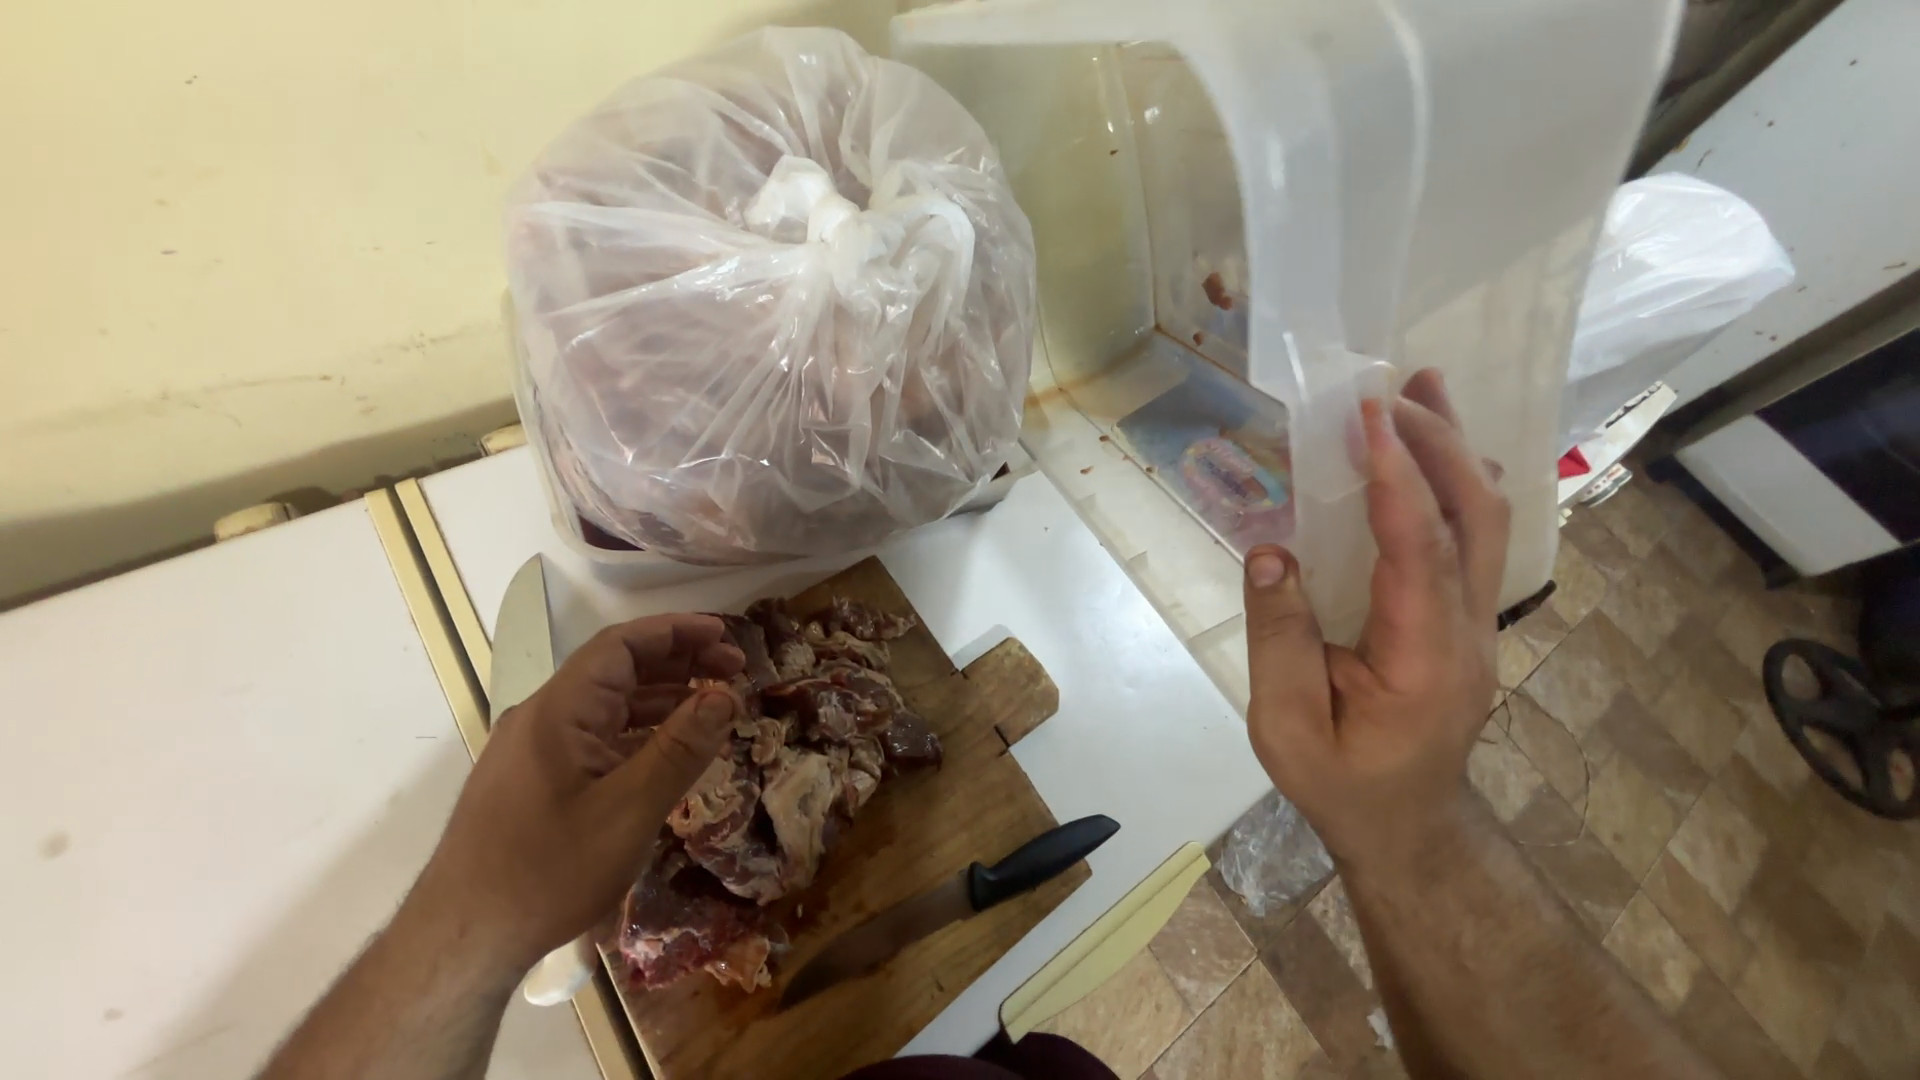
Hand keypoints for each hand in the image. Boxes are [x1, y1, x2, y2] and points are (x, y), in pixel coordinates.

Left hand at [400, 615, 745, 981]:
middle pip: (616, 669)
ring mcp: (535, 751)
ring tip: (714, 704)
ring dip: (663, 697)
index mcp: (559, 711)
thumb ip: (681, 748)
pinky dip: (640, 731)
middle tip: (733, 669)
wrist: (460, 946)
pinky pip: (597, 737)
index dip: (676, 631)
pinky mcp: (535, 781)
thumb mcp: (629, 810)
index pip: (621, 645)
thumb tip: (725, 695)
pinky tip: (671, 748)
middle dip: (678, 661)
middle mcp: (543, 718)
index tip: (725, 636)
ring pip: (608, 704)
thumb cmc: (547, 874)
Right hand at [1242, 369, 1509, 878]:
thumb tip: (1270, 554)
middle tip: (1395, 388)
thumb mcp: (1285, 726)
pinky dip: (1454, 485)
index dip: (1397, 478)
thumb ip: (1279, 640)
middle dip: (1439, 444)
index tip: (1368, 416)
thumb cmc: (1341, 781)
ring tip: (1425, 391)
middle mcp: (1468, 631)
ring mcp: (1477, 625)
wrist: (1407, 826)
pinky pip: (1473, 541)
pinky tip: (1434, 455)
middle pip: (1476, 519)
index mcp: (1424, 659)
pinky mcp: (1465, 622)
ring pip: (1486, 523)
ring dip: (1456, 452)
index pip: (1418, 551)